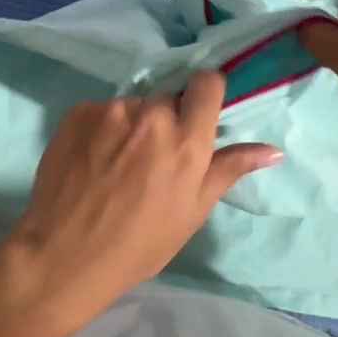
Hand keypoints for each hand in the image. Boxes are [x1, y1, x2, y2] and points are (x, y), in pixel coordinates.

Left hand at [2, 72, 280, 317]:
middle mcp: (150, 115)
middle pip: (167, 99)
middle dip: (165, 120)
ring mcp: (110, 110)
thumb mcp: (192, 212)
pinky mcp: (77, 111)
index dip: (205, 94)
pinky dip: (100, 128)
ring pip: (132, 105)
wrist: (65, 253)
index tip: (197, 114)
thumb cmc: (139, 243)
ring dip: (131, 125)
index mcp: (186, 141)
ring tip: (116, 164)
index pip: (207, 83)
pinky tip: (91, 160)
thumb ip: (229, 169)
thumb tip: (273, 149)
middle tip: (151, 159)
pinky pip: (100, 110)